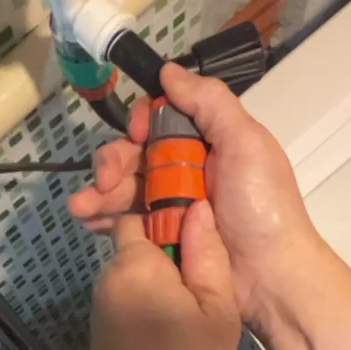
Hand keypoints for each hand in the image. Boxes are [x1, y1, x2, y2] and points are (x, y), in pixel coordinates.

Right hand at [70, 63, 326, 323]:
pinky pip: (127, 224)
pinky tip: (88, 223)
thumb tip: (168, 71)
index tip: (136, 135)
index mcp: (208, 143)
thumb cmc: (262, 206)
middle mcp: (187, 171)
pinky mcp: (162, 241)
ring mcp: (172, 208)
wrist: (270, 278)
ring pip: (125, 190)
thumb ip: (209, 103)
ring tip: (80, 208)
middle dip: (111, 163)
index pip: (161, 120)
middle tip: (101, 182)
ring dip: (98, 194)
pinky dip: (104, 221)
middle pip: (135, 156)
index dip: (141, 123)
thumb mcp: (246, 143)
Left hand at [77, 203, 241, 349]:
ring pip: (141, 273)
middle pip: (142, 242)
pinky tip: (180, 331)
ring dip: (169, 282)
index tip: (207, 227)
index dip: (174, 209)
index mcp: (134, 263)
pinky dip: (156, 304)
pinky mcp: (104, 331)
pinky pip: (134, 298)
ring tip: (202, 310)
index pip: (144, 210)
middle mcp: (108, 277)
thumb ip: (208, 255)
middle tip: (214, 279)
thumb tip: (198, 207)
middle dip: (176, 251)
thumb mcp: (216, 313)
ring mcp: (102, 306)